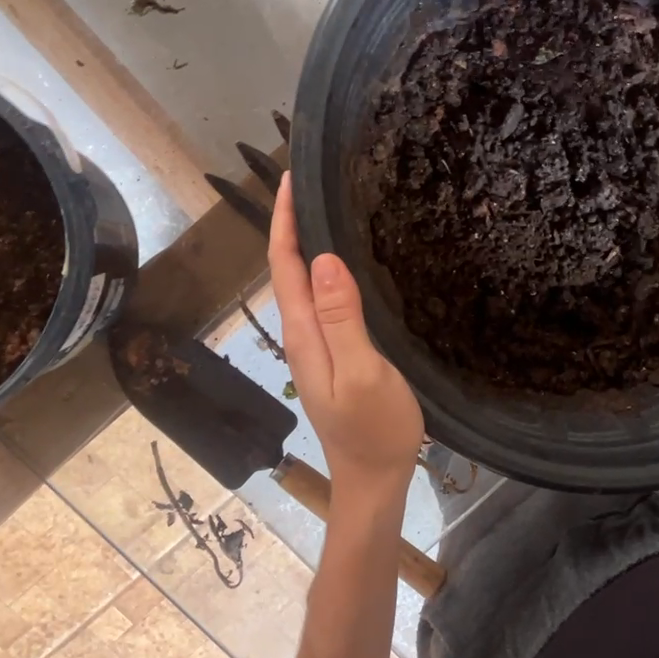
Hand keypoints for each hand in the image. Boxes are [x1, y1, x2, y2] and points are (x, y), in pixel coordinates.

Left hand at [269, 173, 423, 508]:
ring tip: (331, 212)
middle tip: (314, 184)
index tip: (292, 179)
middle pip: (289, 271)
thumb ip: (341, 319)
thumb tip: (323, 260)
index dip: (284, 221)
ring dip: (309, 247)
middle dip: (292, 225)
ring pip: (307, 286)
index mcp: (305, 334)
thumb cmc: (374, 429)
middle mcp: (304, 336)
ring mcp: (318, 349)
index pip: (284, 266)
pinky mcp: (336, 356)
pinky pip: (325, 303)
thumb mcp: (363, 373)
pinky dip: (330, 273)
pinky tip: (352, 267)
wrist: (375, 478)